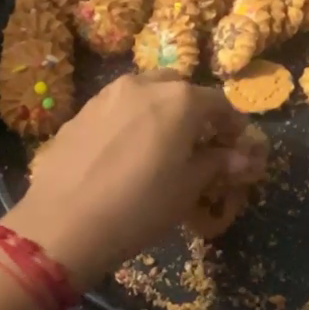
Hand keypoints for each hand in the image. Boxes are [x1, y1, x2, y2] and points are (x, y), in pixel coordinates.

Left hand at [2, 70, 259, 288]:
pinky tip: (125, 153)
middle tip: (197, 143)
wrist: (65, 224)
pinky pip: (117, 108)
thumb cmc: (141, 206)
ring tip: (160, 145)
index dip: (233, 125)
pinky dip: (130, 121)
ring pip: (145, 93)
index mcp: (181, 100)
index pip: (220, 103)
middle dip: (194, 110)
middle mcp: (145, 85)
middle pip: (180, 88)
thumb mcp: (189, 188)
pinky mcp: (81, 112)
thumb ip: (218, 163)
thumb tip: (244, 157)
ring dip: (160, 111)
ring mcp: (108, 95)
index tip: (236, 147)